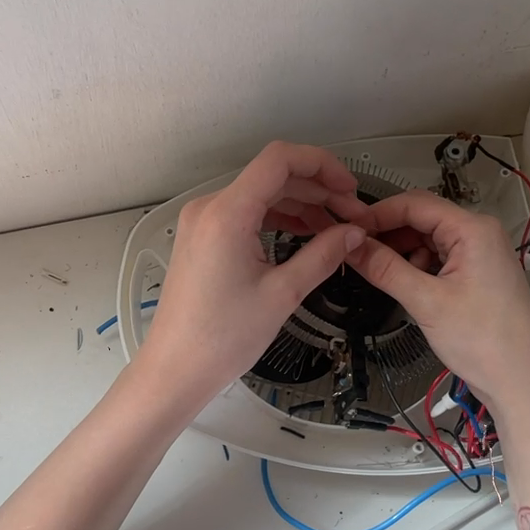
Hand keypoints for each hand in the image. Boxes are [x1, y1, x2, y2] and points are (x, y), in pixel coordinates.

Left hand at [136, 141, 370, 404]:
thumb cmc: (220, 338)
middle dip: (318, 190)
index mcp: (227, 213)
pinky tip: (305, 234)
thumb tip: (353, 233)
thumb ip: (323, 255)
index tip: (350, 187)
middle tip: (352, 217)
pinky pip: (245, 213)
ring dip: (300, 205)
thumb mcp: (282, 294)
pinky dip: (277, 218)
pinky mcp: (202, 238)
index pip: (280, 160)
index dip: (322, 165)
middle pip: (273, 176)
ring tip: (336, 228)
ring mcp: (202, 222)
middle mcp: (209, 208)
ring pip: (261, 194)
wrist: (175, 369)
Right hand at [347, 189, 529, 411]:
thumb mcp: (426, 302)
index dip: (377, 214)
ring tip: (374, 270)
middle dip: (386, 233)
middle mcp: (479, 235)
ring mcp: (479, 255)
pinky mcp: (476, 275)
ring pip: (427, 240)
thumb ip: (385, 269)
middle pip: (421, 219)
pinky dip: (415, 266)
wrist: (521, 382)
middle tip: (353, 251)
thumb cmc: (487, 342)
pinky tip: (401, 283)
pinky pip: (438, 258)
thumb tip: (352, 246)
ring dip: (399, 252)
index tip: (347, 229)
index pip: (414, 204)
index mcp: (474, 230)